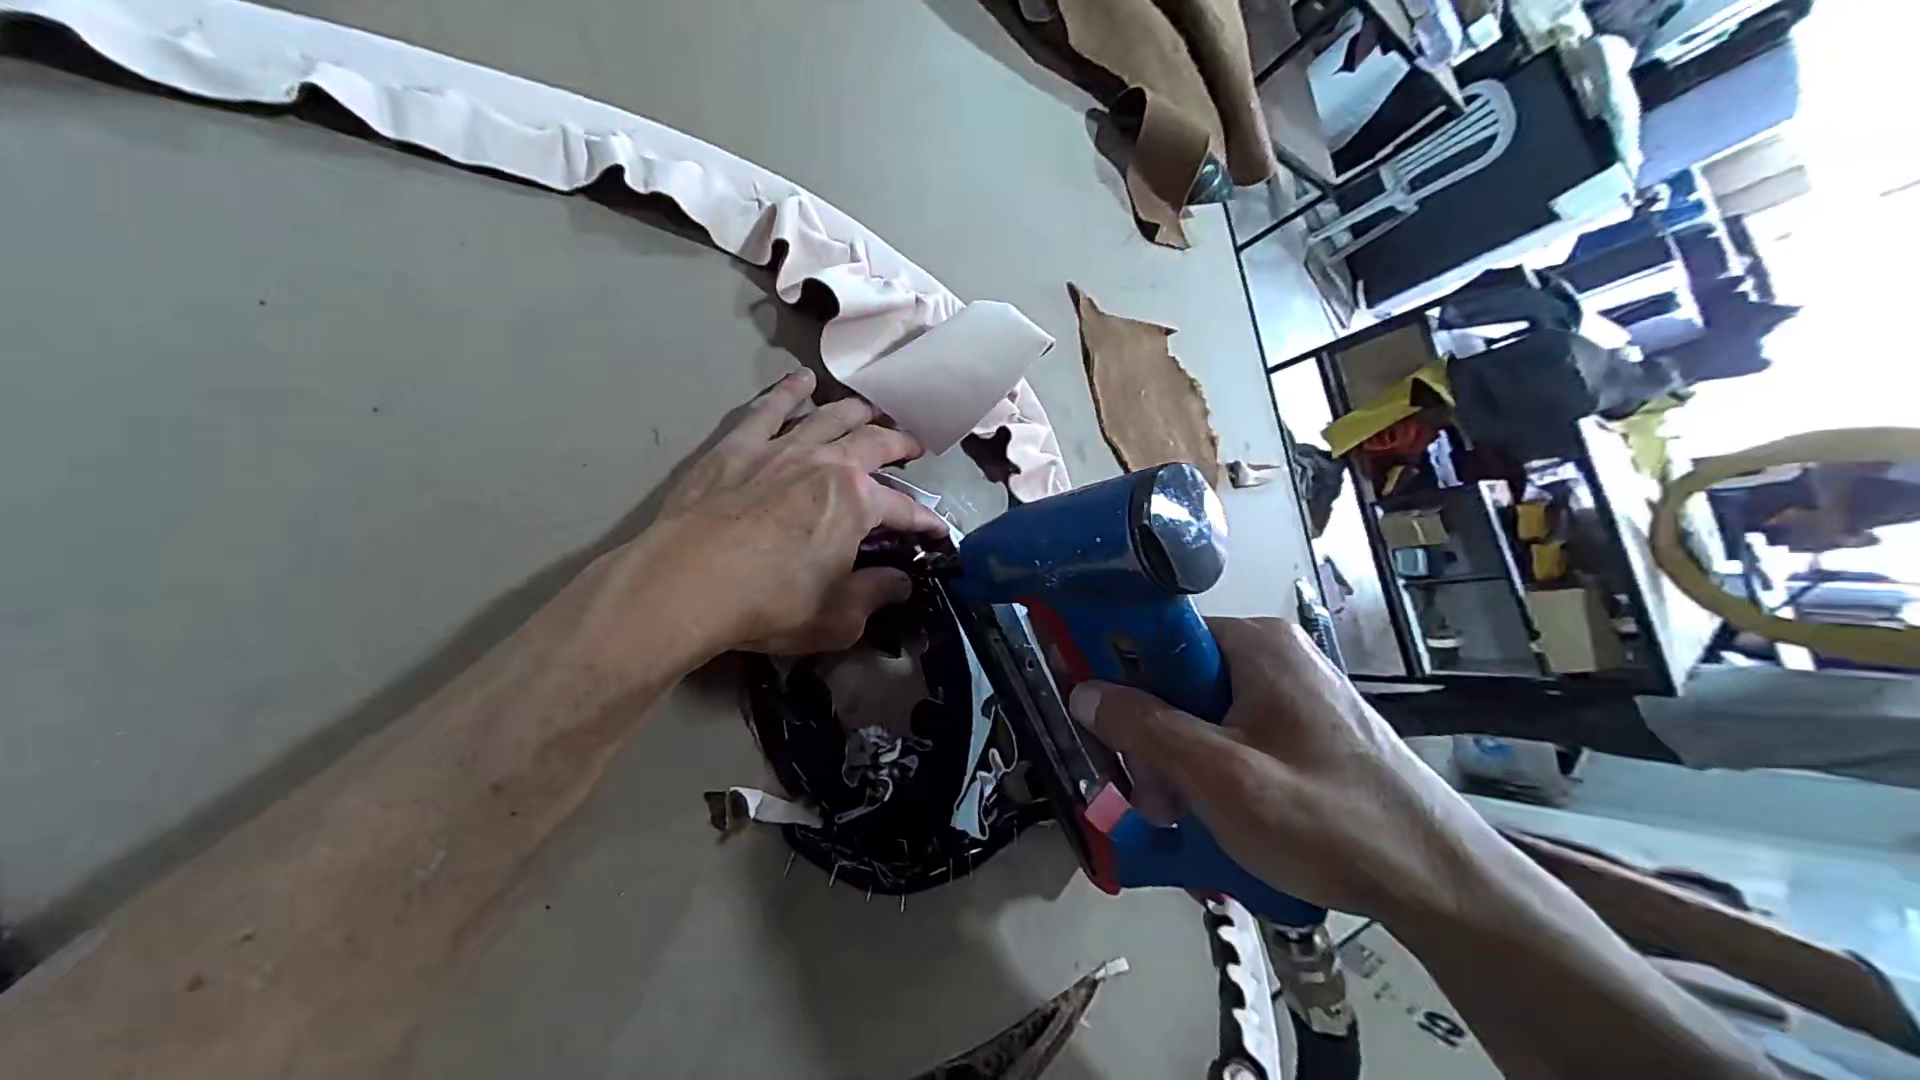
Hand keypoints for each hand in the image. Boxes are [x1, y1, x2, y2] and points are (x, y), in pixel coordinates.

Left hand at [560, 370, 947, 672]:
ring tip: (870, 407)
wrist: (684, 584)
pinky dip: (787, 393)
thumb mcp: (837, 617)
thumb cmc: (769, 604)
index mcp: (856, 502)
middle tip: (913, 445)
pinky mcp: (736, 447)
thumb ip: (875, 594)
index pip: (903, 510)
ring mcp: (780, 449)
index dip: (926, 522)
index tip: (938, 532)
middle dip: (899, 443)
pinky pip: (768, 410)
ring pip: (827, 417)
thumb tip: (900, 581)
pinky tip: (800, 381)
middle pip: (873, 443)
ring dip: (854, 410)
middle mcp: (826, 463)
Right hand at [1068, 617, 1495, 919]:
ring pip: (1200, 713)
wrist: (1445, 887)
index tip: (1102, 726)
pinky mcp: (1304, 726)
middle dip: (1155, 741)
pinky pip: (1232, 734)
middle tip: (1159, 800)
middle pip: (1177, 680)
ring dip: (1181, 765)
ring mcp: (1292, 690)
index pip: (1159, 635)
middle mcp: (1273, 654)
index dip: (1120, 675)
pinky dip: (1212, 771)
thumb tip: (1082, 691)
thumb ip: (1145, 729)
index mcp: (1256, 644)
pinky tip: (1219, 814)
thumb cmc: (1329, 821)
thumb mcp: (1220, 777)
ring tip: (1190, 817)